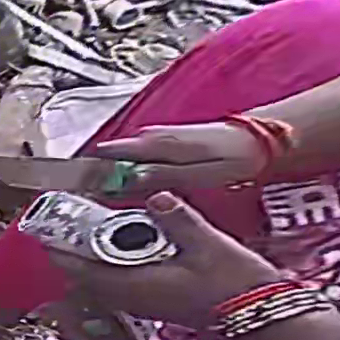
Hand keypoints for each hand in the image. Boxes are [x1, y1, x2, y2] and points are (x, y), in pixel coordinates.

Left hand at [49, 192, 282, 329]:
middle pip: (80, 273)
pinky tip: (123, 252)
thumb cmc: (236, 284)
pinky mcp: (150, 306)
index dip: (57, 248)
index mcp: (125, 284)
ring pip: (96, 281)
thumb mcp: (209, 245)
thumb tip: (155, 196)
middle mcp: (122, 298)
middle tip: (69, 228)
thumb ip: (179, 221)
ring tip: (92, 235)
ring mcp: (136, 304)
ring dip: (90, 260)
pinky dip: (109, 269)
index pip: (74, 267)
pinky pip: (115, 286)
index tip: (47, 231)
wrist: (267, 317)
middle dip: (71, 252)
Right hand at [94, 121, 267, 192]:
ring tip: (104, 198)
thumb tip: (119, 180)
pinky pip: (128, 159)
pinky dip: (122, 173)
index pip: (100, 154)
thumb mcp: (198, 174)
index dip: (82, 172)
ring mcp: (151, 137)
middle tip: (87, 202)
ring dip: (107, 177)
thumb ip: (157, 176)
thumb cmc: (236, 159)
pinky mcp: (159, 142)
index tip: (73, 191)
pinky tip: (127, 187)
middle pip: (104, 158)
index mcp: (149, 144)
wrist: (266, 139)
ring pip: (115, 159)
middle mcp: (144, 137)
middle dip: (91, 177)